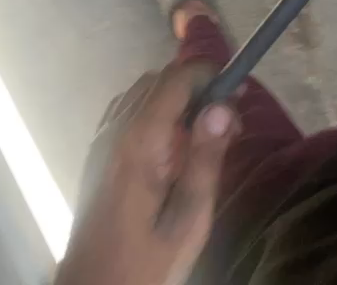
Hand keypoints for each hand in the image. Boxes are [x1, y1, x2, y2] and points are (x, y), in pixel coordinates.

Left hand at [56, 63, 236, 284]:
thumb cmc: (146, 262)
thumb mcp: (188, 220)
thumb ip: (205, 160)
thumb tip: (223, 106)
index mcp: (140, 139)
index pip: (176, 78)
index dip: (209, 74)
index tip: (238, 91)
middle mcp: (116, 126)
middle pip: (160, 80)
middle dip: (196, 87)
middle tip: (226, 123)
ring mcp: (102, 136)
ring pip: (143, 91)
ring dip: (175, 98)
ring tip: (203, 135)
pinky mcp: (98, 150)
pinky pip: (129, 109)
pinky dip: (155, 110)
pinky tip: (171, 146)